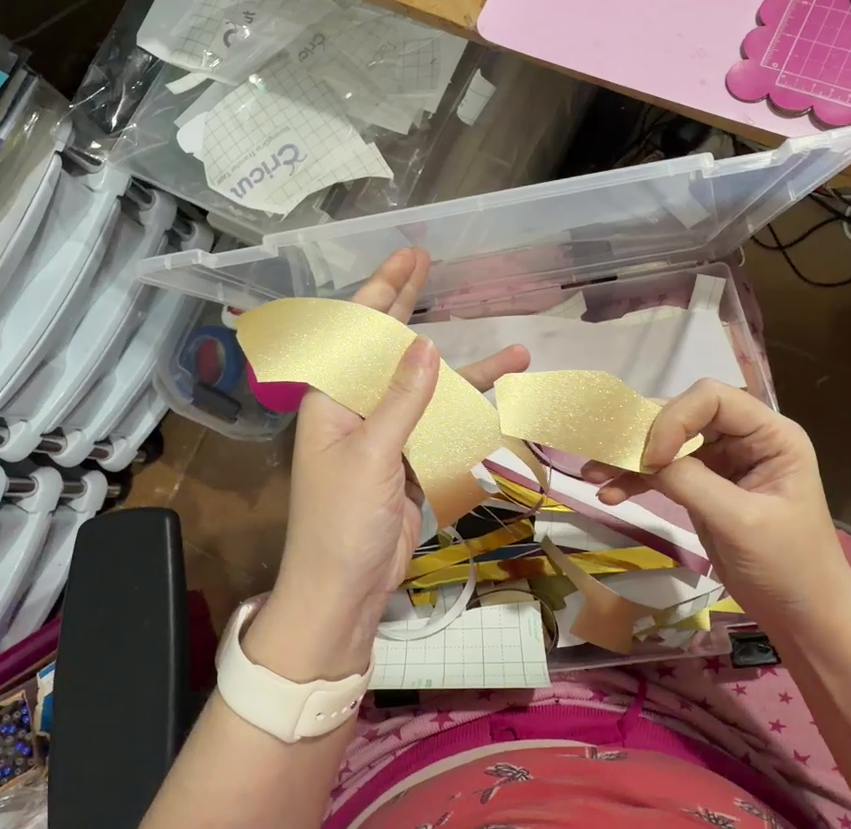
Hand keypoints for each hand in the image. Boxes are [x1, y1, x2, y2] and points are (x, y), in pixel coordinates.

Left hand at [248, 248, 528, 681]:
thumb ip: (402, 400)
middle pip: (389, 347)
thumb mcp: (372, 455)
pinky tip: (504, 405)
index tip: (408, 258)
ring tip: (517, 350)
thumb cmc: (342, 520)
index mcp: (333, 398)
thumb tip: (426, 344)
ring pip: (429, 390)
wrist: (344, 591)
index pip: (357, 331)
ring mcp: (386, 435)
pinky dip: (470, 414)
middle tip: (429, 262)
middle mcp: (357, 407)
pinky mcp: (408, 462)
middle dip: (408, 305)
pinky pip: (442, 426)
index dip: (382, 290)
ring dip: (469, 373)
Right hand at [581, 378, 850, 624]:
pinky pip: (664, 471)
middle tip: (605, 454)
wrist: (805, 619)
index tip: (652, 457)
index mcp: (771, 435)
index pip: (712, 399)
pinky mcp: (704, 486)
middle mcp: (746, 438)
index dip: (675, 418)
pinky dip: (636, 479)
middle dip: (643, 434)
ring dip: (631, 457)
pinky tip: (610, 493)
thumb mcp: (741, 522)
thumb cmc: (789, 568)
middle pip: (684, 414)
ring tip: (594, 473)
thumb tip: (643, 458)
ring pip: (668, 442)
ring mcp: (723, 462)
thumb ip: (692, 482)